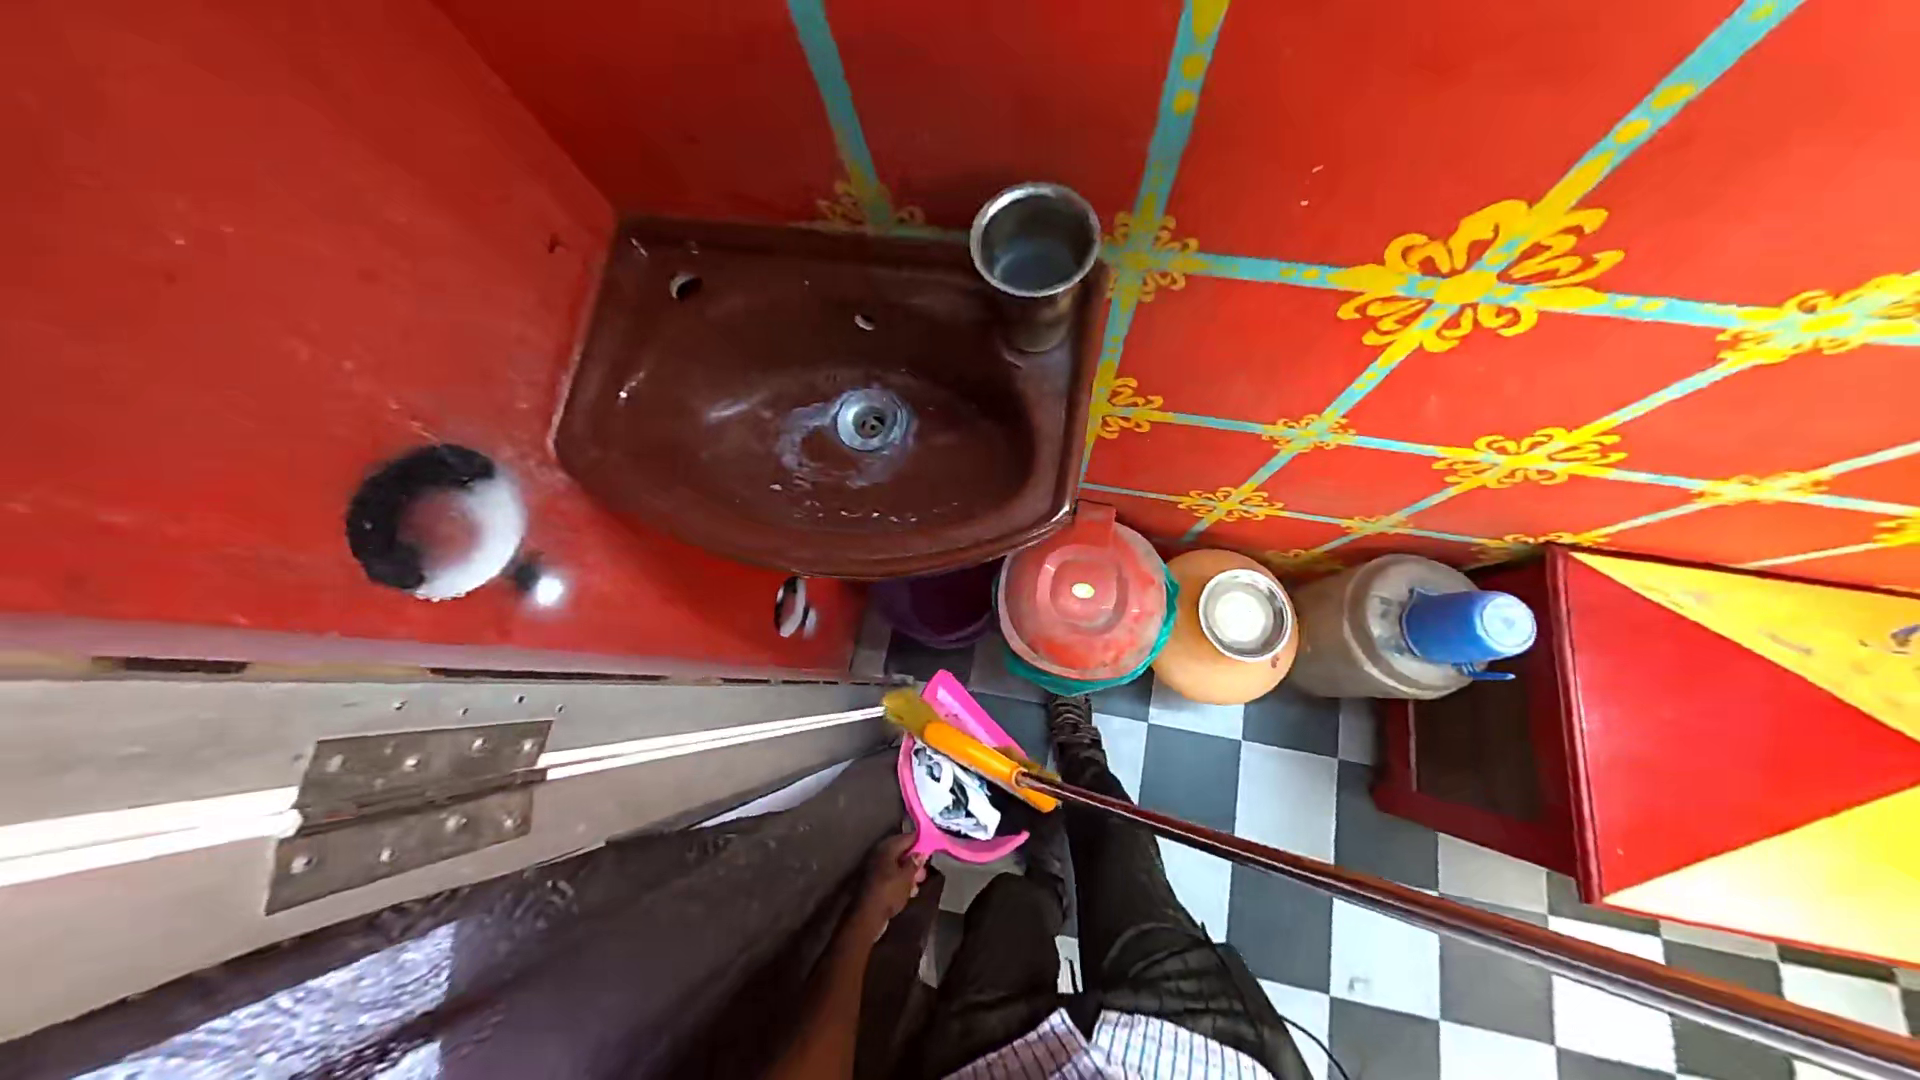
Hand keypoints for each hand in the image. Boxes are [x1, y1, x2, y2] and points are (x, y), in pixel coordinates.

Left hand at [850, 831, 927, 942]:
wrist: (867, 916)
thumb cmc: (889, 892)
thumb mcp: (906, 877)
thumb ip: (914, 863)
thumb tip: (921, 853)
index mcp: (887, 848)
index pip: (907, 837)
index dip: (919, 840)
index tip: (931, 845)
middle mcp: (880, 854)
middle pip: (901, 850)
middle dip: (914, 859)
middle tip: (925, 868)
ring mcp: (875, 867)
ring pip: (896, 864)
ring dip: (908, 871)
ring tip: (918, 882)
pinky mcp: (874, 881)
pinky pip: (891, 875)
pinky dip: (900, 879)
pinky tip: (908, 890)